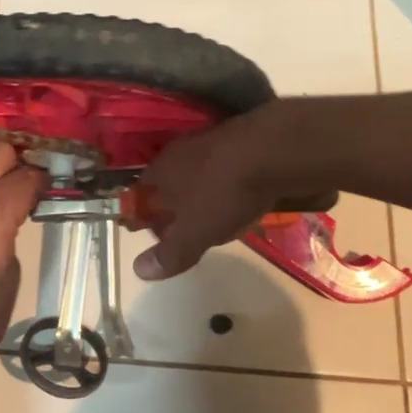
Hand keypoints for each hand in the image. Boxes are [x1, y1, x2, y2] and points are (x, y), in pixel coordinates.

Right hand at [131, 110, 281, 280]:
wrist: (273, 151)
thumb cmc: (223, 193)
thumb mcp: (195, 232)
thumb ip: (169, 253)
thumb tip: (138, 270)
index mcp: (160, 171)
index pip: (141, 195)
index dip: (146, 217)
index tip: (157, 237)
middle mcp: (179, 153)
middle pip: (170, 185)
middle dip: (175, 208)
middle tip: (188, 232)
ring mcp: (210, 144)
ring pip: (198, 176)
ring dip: (203, 197)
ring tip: (216, 220)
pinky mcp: (240, 143)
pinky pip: (226, 171)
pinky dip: (229, 187)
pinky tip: (243, 201)